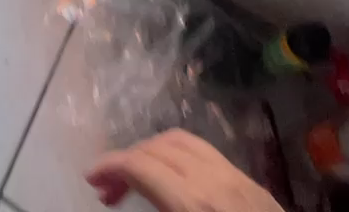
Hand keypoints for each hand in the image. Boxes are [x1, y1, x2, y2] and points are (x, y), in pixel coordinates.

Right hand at [85, 129, 284, 211]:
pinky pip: (209, 156)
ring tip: (138, 180)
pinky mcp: (257, 189)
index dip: (109, 166)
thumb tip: (118, 197)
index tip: (91, 180)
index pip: (140, 165)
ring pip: (184, 143)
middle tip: (108, 190)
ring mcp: (240, 181)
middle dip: (127, 160)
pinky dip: (181, 158)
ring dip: (153, 153)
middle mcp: (215, 182)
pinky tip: (176, 184)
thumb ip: (156, 206)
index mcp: (193, 204)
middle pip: (158, 147)